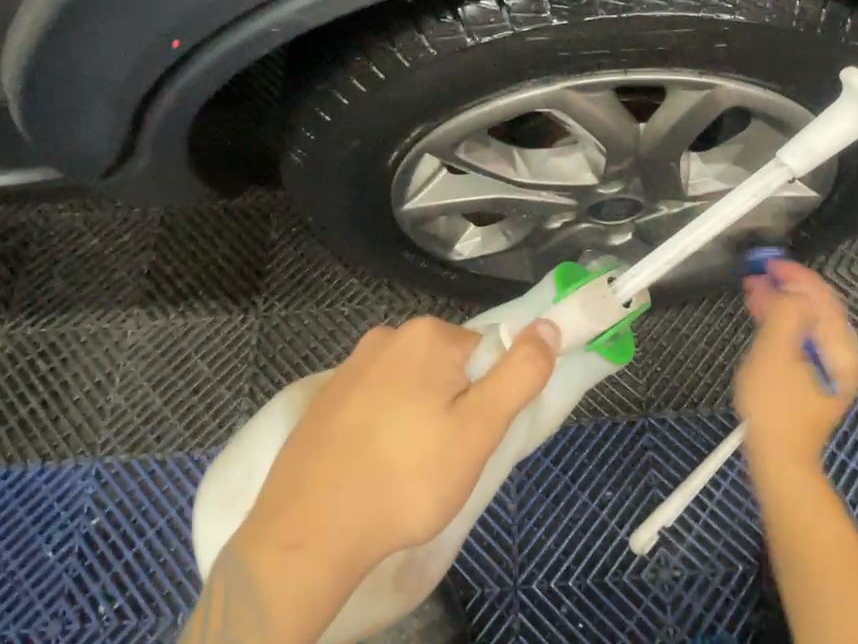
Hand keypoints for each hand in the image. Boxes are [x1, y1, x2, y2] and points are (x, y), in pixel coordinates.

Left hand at [239, 316, 560, 573]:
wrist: (309, 531)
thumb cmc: (406, 479)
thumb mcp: (479, 430)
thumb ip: (520, 374)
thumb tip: (548, 326)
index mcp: (427, 335)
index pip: (485, 354)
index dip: (488, 399)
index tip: (472, 439)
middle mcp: (387, 337)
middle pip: (448, 368)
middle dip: (455, 408)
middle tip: (444, 460)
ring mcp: (351, 367)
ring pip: (412, 388)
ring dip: (420, 420)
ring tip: (407, 472)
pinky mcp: (326, 399)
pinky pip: (376, 404)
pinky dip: (385, 430)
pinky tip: (375, 469)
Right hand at [734, 260, 857, 471]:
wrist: (779, 460)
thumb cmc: (775, 409)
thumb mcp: (775, 354)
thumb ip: (786, 315)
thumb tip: (792, 290)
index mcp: (839, 348)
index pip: (822, 298)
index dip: (795, 276)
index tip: (769, 263)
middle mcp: (841, 355)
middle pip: (817, 308)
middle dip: (787, 287)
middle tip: (758, 274)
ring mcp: (830, 368)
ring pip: (808, 322)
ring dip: (782, 304)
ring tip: (754, 292)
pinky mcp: (815, 379)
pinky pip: (802, 338)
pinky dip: (782, 323)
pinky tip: (763, 320)